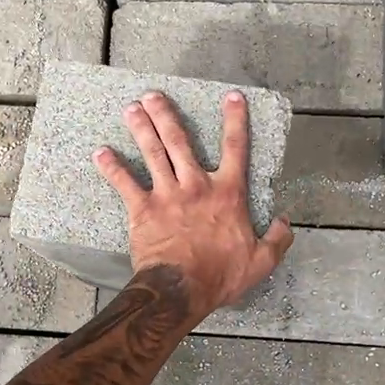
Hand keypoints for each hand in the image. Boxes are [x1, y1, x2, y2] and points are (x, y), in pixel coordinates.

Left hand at [94, 90, 292, 320]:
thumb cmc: (220, 276)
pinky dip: (112, 167)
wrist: (181, 289)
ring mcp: (167, 195)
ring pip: (153, 152)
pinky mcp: (143, 209)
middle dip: (166, 114)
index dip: (236, 120)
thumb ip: (277, 239)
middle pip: (180, 141)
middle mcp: (196, 186)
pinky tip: (100, 153)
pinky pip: (124, 183)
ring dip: (141, 128)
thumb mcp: (261, 261)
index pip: (235, 149)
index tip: (232, 97)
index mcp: (227, 194)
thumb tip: (284, 222)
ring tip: (131, 108)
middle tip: (153, 95)